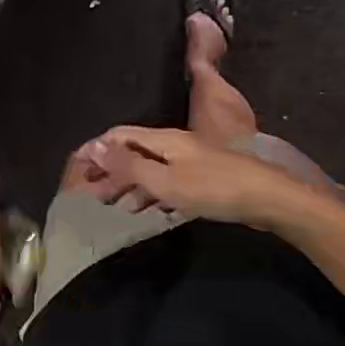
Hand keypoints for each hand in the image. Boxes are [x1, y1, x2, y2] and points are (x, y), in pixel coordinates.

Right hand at [77, 126, 312, 227]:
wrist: (268, 198)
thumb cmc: (213, 188)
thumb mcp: (164, 179)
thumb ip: (128, 165)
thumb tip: (92, 147)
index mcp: (163, 140)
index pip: (119, 136)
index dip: (95, 150)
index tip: (76, 170)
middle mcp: (174, 145)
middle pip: (133, 151)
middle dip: (109, 169)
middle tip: (89, 192)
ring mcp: (190, 162)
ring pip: (149, 168)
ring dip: (128, 184)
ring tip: (110, 204)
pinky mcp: (203, 180)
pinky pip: (166, 183)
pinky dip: (149, 193)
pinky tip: (144, 210)